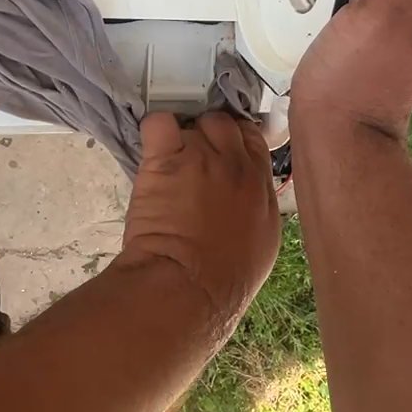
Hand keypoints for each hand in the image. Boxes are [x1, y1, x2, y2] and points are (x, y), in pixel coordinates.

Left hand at [117, 111, 279, 332]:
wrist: (189, 288)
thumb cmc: (224, 280)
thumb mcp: (260, 242)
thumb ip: (255, 205)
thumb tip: (244, 192)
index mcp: (260, 185)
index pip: (252, 138)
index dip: (234, 140)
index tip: (220, 151)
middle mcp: (234, 163)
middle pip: (223, 123)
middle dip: (208, 133)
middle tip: (191, 156)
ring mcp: (200, 157)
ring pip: (192, 123)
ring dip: (180, 140)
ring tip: (167, 164)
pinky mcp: (165, 159)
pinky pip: (158, 123)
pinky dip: (154, 130)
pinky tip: (151, 150)